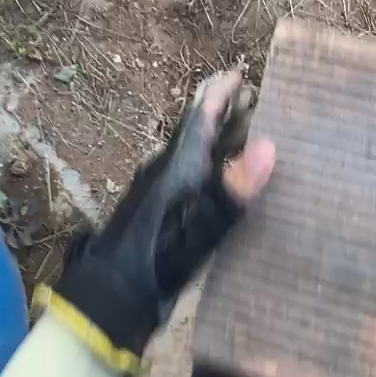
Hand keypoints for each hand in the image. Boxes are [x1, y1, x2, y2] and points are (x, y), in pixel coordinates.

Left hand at [45, 70, 275, 369]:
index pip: (199, 122)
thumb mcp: (197, 231)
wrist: (107, 302)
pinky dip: (211, 168)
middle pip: (196, 135)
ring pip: (192, 156)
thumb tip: (268, 147)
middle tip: (249, 96)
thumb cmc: (154, 262)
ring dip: (216, 141)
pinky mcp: (160, 219)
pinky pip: (191, 178)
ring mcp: (160, 198)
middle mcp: (166, 176)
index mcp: (176, 170)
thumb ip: (231, 192)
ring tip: (243, 132)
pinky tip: (219, 182)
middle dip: (221, 114)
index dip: (219, 97)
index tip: (239, 74)